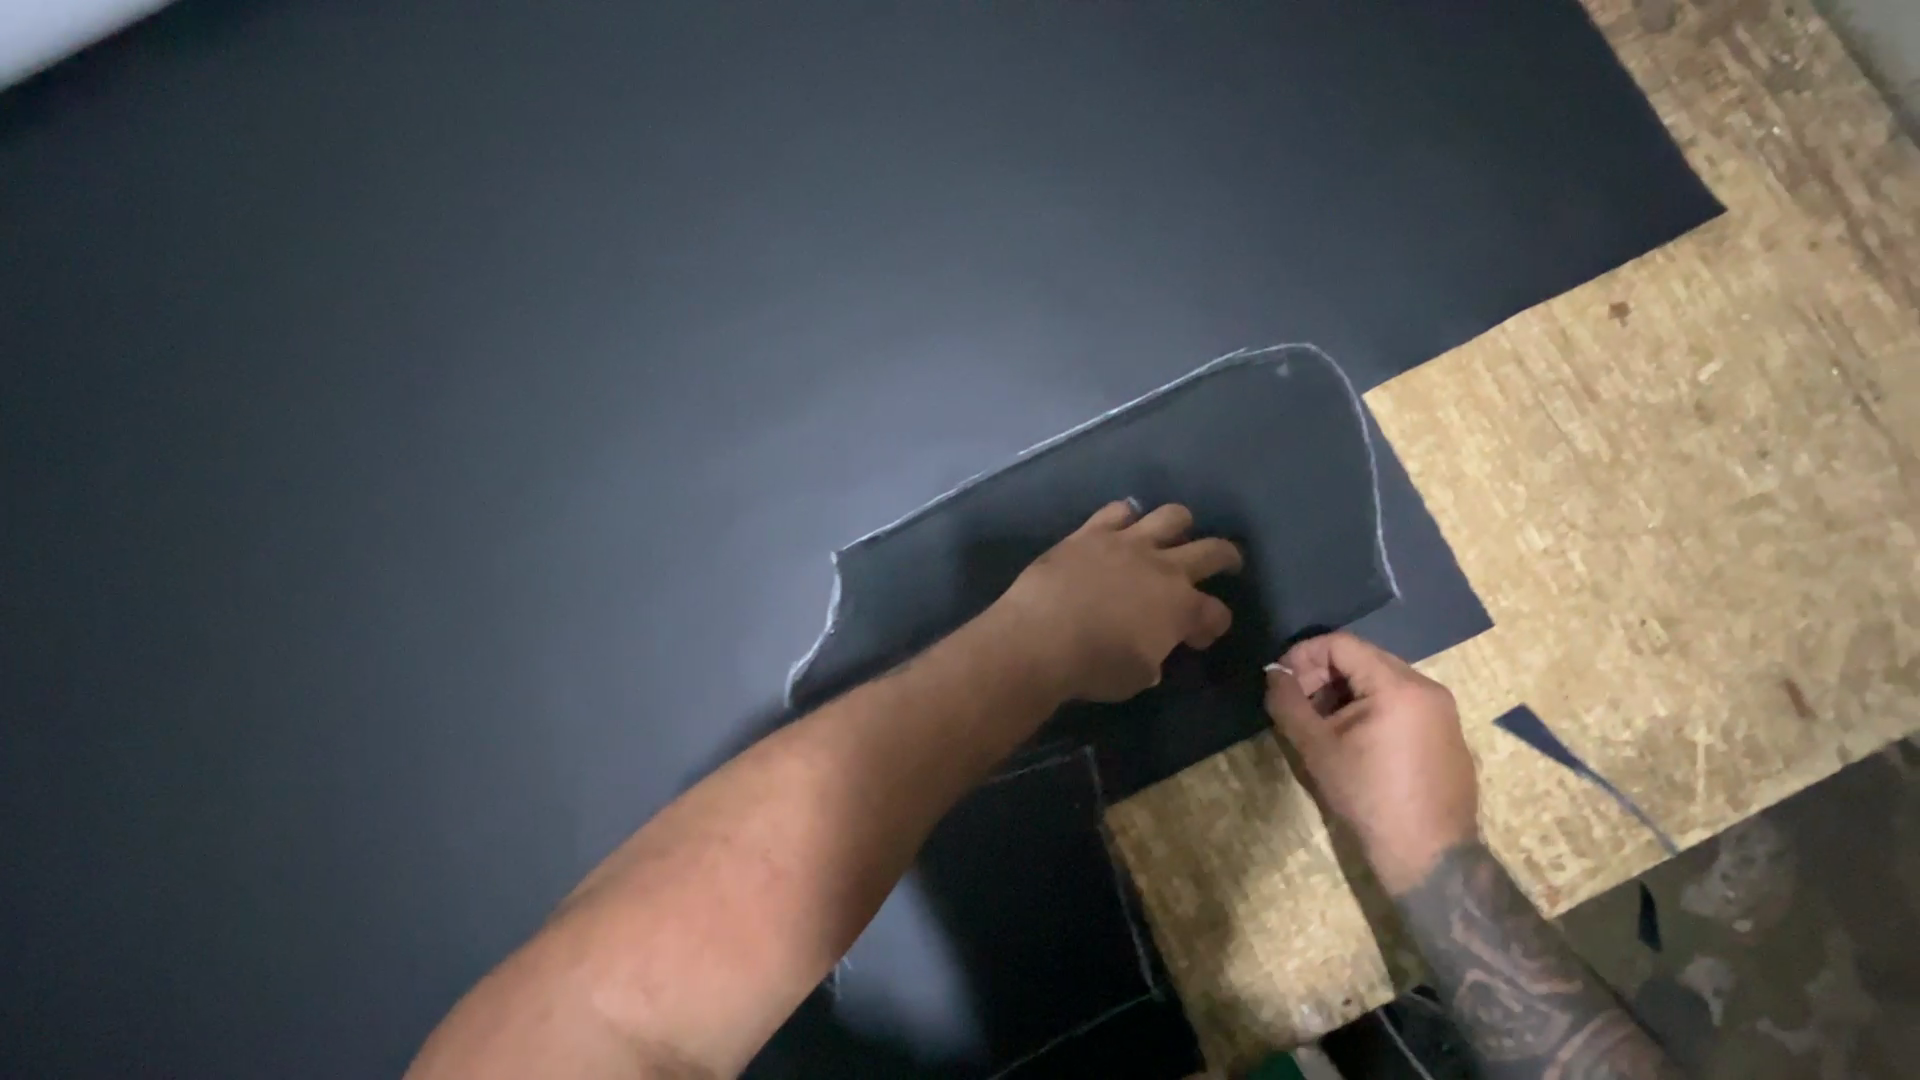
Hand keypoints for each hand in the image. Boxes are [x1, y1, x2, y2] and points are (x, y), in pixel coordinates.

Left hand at [989, 501, 1241, 703]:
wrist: (1041, 637)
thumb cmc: (1094, 667)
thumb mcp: (1137, 677)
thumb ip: (1153, 660)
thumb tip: (1152, 656)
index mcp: (1182, 608)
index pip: (1217, 613)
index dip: (1213, 625)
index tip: (1198, 637)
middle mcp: (1164, 568)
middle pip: (1212, 551)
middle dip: (1226, 557)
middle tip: (1226, 563)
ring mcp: (1128, 543)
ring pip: (1172, 516)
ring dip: (1180, 524)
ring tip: (1176, 533)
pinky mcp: (1092, 532)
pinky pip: (1118, 511)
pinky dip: (1125, 517)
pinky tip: (1122, 526)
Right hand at [1263, 631, 1477, 893]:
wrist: (1428, 855)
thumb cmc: (1367, 796)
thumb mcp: (1315, 747)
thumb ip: (1287, 702)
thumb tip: (1272, 673)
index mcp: (1397, 685)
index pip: (1340, 644)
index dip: (1302, 655)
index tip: (1281, 683)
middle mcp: (1427, 687)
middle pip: (1362, 657)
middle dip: (1322, 674)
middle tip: (1298, 704)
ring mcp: (1443, 710)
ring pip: (1381, 678)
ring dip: (1344, 691)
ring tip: (1322, 724)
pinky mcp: (1447, 731)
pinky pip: (1401, 700)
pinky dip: (1370, 706)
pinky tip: (1354, 739)